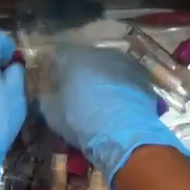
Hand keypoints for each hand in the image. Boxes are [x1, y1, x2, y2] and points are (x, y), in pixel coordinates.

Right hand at [37, 46, 189, 179]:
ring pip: (106, 68)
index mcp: (74, 59)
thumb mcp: (53, 115)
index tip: (51, 82)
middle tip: (74, 90)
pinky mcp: (142, 77)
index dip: (53, 69)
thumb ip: (47, 99)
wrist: (126, 135)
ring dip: (100, 78)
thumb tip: (47, 95)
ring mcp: (124, 63)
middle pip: (84, 59)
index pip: (57, 57)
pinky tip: (118, 104)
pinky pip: (124, 79)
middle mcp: (99, 54)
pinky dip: (119, 88)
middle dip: (78, 72)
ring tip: (98, 99)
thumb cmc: (83, 122)